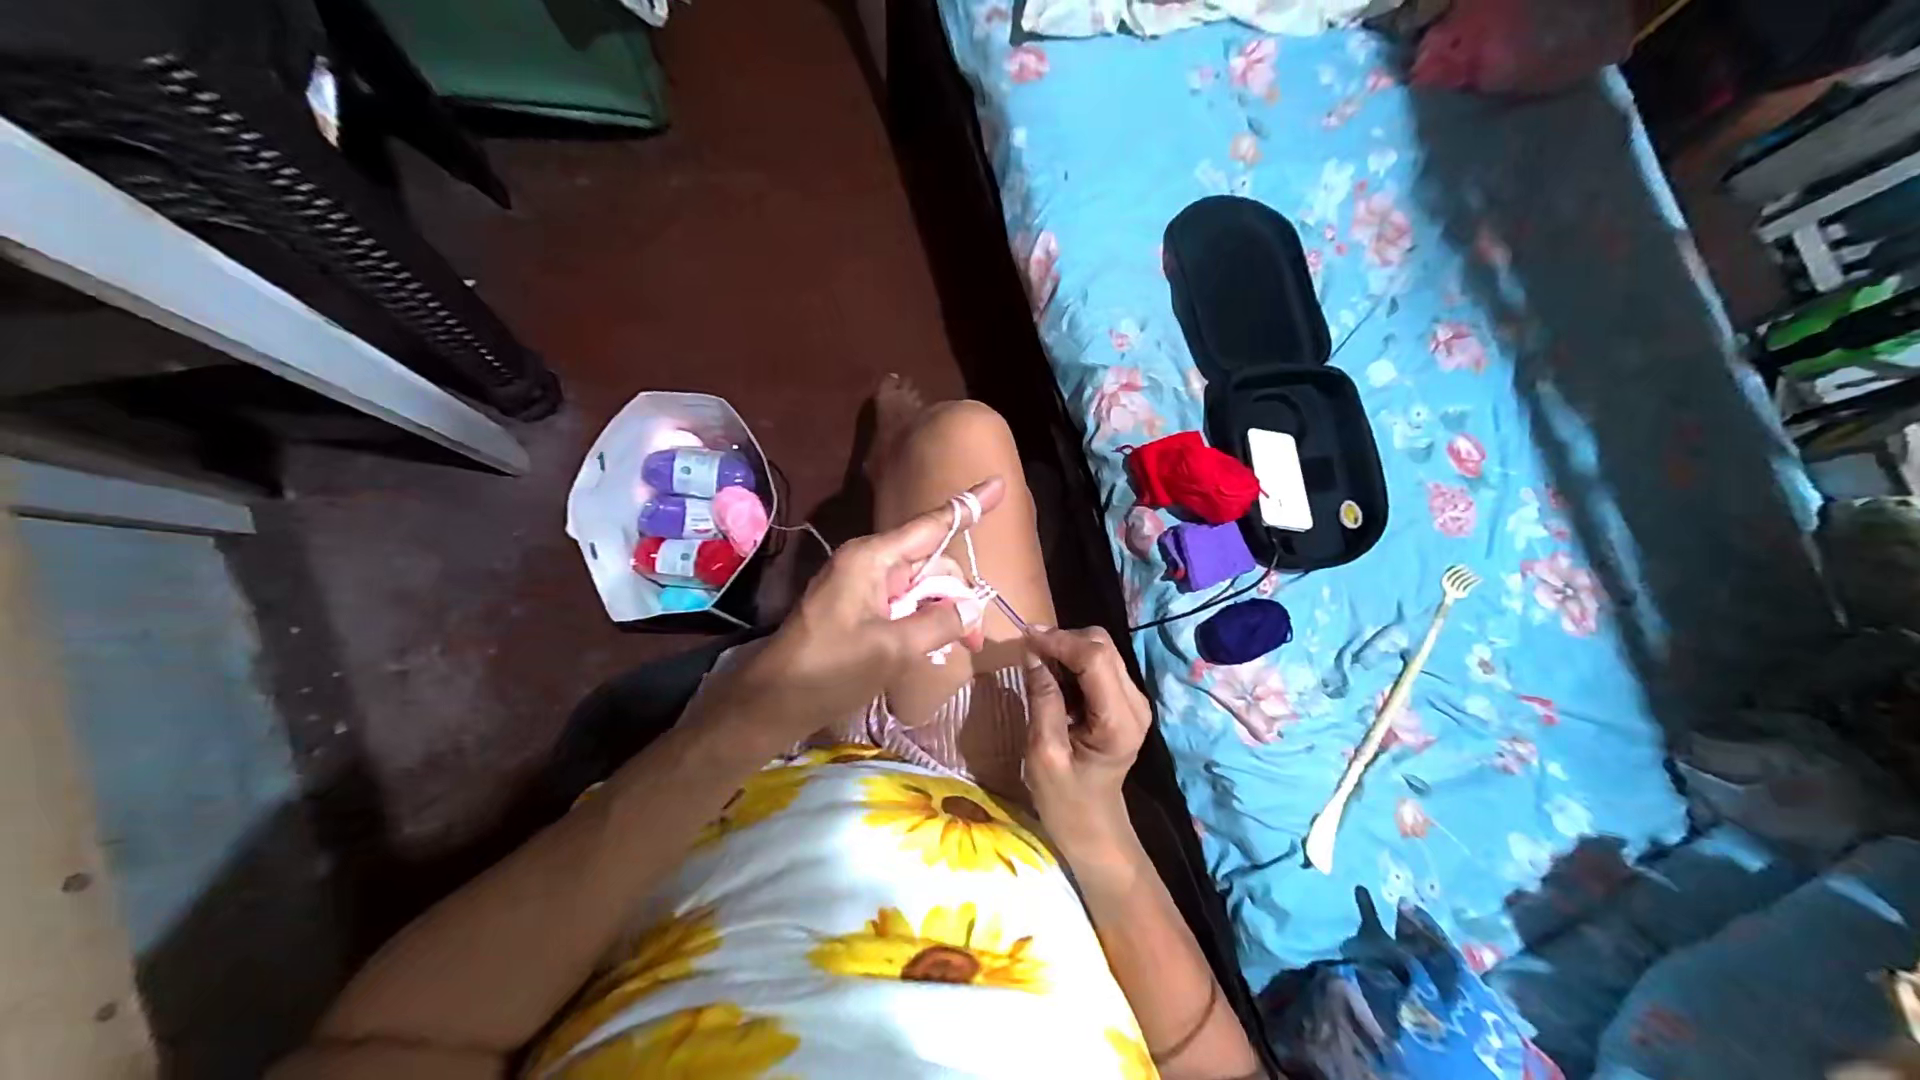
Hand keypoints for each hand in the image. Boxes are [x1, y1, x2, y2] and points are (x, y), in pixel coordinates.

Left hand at [693, 478, 1005, 749]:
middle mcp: (867, 563)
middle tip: (973, 639)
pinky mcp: (856, 609)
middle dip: (957, 594)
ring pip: (918, 586)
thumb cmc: (830, 669)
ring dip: (940, 612)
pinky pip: (900, 604)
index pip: (931, 525)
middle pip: (930, 563)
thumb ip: (938, 622)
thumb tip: (969, 610)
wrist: (773, 701)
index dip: (968, 506)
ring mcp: (860, 585)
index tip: (1000, 483)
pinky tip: (930, 647)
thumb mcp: (892, 648)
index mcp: (872, 558)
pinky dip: (920, 621)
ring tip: (957, 646)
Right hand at [1023, 626, 1151, 862]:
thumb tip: (1032, 652)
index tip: (1024, 638)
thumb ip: (1042, 699)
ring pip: (1101, 649)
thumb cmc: (1064, 799)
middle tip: (1028, 651)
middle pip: (1102, 646)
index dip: (1059, 641)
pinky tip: (1052, 676)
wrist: (1092, 827)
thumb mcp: (1043, 752)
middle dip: (1062, 640)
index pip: (1095, 658)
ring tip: (1036, 663)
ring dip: (1066, 648)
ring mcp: (1133, 700)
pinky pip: (1098, 663)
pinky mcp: (1124, 701)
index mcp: (1119, 721)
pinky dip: (1072, 660)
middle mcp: (1135, 703)